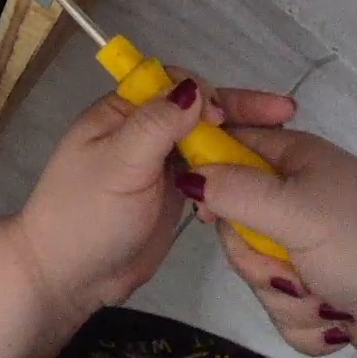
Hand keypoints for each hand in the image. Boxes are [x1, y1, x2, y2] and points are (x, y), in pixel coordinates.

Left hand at [12, 72, 297, 319]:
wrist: (71, 274)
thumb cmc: (87, 212)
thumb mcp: (119, 163)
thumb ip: (156, 125)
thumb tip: (194, 87)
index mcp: (121, 112)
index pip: (168, 83)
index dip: (201, 91)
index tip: (225, 115)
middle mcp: (141, 130)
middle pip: (194, 109)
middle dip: (236, 109)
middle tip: (285, 113)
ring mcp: (158, 162)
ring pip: (205, 140)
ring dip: (239, 139)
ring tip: (285, 143)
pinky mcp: (172, 192)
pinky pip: (208, 171)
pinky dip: (232, 171)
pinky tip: (260, 178)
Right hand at [191, 128, 356, 357]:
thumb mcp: (294, 209)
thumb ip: (231, 190)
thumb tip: (183, 175)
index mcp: (290, 158)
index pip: (226, 147)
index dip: (207, 173)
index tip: (207, 209)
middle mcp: (293, 197)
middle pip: (231, 220)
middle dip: (254, 254)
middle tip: (285, 262)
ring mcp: (306, 247)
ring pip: (253, 268)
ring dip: (283, 293)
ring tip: (323, 295)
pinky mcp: (319, 292)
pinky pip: (280, 306)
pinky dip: (305, 320)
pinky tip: (336, 318)